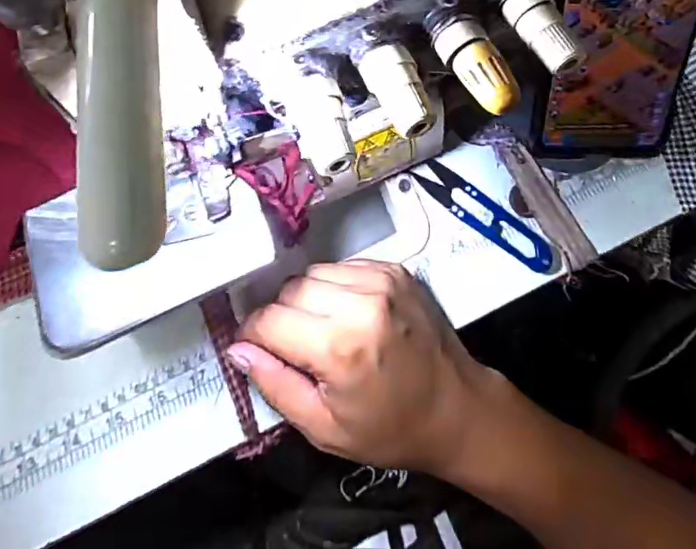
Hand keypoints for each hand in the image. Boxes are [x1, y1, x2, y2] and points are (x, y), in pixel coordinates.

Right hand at [229, 260, 505, 474]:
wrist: (457, 407)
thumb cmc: (391, 428)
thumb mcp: (324, 428)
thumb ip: (274, 384)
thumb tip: (238, 349)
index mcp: (340, 345)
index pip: (269, 319)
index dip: (253, 335)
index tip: (254, 348)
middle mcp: (361, 301)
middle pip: (290, 289)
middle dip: (280, 316)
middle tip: (293, 347)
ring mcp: (382, 279)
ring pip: (314, 272)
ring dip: (307, 298)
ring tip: (323, 331)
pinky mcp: (395, 269)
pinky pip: (343, 266)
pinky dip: (335, 287)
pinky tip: (347, 315)